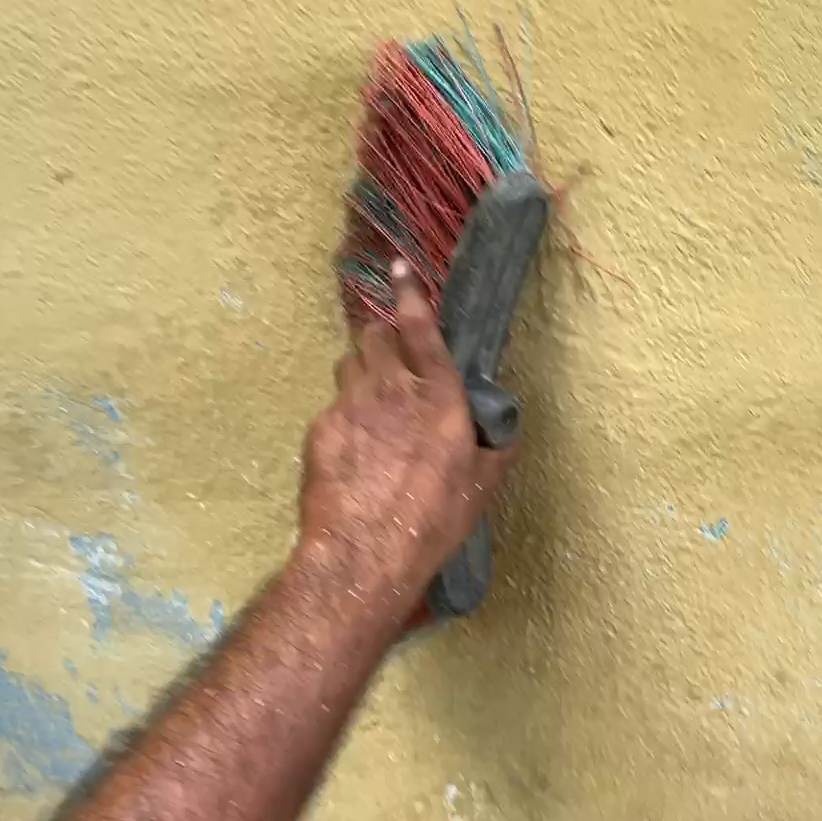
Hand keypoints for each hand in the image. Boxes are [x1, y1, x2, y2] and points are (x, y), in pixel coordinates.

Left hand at [298, 260, 513, 591]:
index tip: (400, 268)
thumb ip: (495, 446)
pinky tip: (355, 453)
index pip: (421, 328)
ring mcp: (349, 407)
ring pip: (350, 365)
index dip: (411, 294)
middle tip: (395, 363)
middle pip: (373, 336)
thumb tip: (501, 430)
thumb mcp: (484, 483)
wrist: (365, 553)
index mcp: (439, 395)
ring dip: (364, 373)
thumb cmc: (436, 516)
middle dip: (383, 338)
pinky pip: (333, 407)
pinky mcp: (320, 431)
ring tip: (376, 406)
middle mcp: (391, 389)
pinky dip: (346, 417)